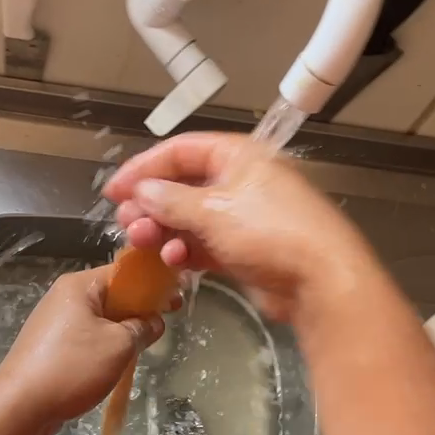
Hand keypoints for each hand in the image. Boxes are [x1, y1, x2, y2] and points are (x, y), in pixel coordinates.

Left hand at [0, 265, 164, 434]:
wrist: (20, 406)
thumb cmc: (72, 368)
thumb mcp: (119, 346)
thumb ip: (142, 328)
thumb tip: (154, 321)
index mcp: (78, 286)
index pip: (123, 273)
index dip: (152, 285)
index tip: (175, 300)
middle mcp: (63, 297)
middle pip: (110, 295)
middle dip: (137, 310)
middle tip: (164, 325)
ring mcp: (53, 323)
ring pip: (98, 320)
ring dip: (121, 331)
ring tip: (142, 348)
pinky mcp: (48, 347)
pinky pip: (84, 338)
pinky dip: (103, 346)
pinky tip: (114, 364)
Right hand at [102, 132, 378, 321]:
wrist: (320, 283)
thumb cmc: (271, 233)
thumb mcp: (214, 211)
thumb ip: (171, 200)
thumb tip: (142, 191)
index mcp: (238, 156)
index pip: (180, 151)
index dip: (143, 168)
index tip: (114, 191)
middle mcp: (239, 182)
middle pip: (182, 187)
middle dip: (151, 205)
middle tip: (126, 223)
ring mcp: (242, 218)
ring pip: (190, 219)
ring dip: (164, 231)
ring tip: (143, 243)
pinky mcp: (243, 251)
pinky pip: (203, 245)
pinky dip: (185, 251)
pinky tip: (172, 261)